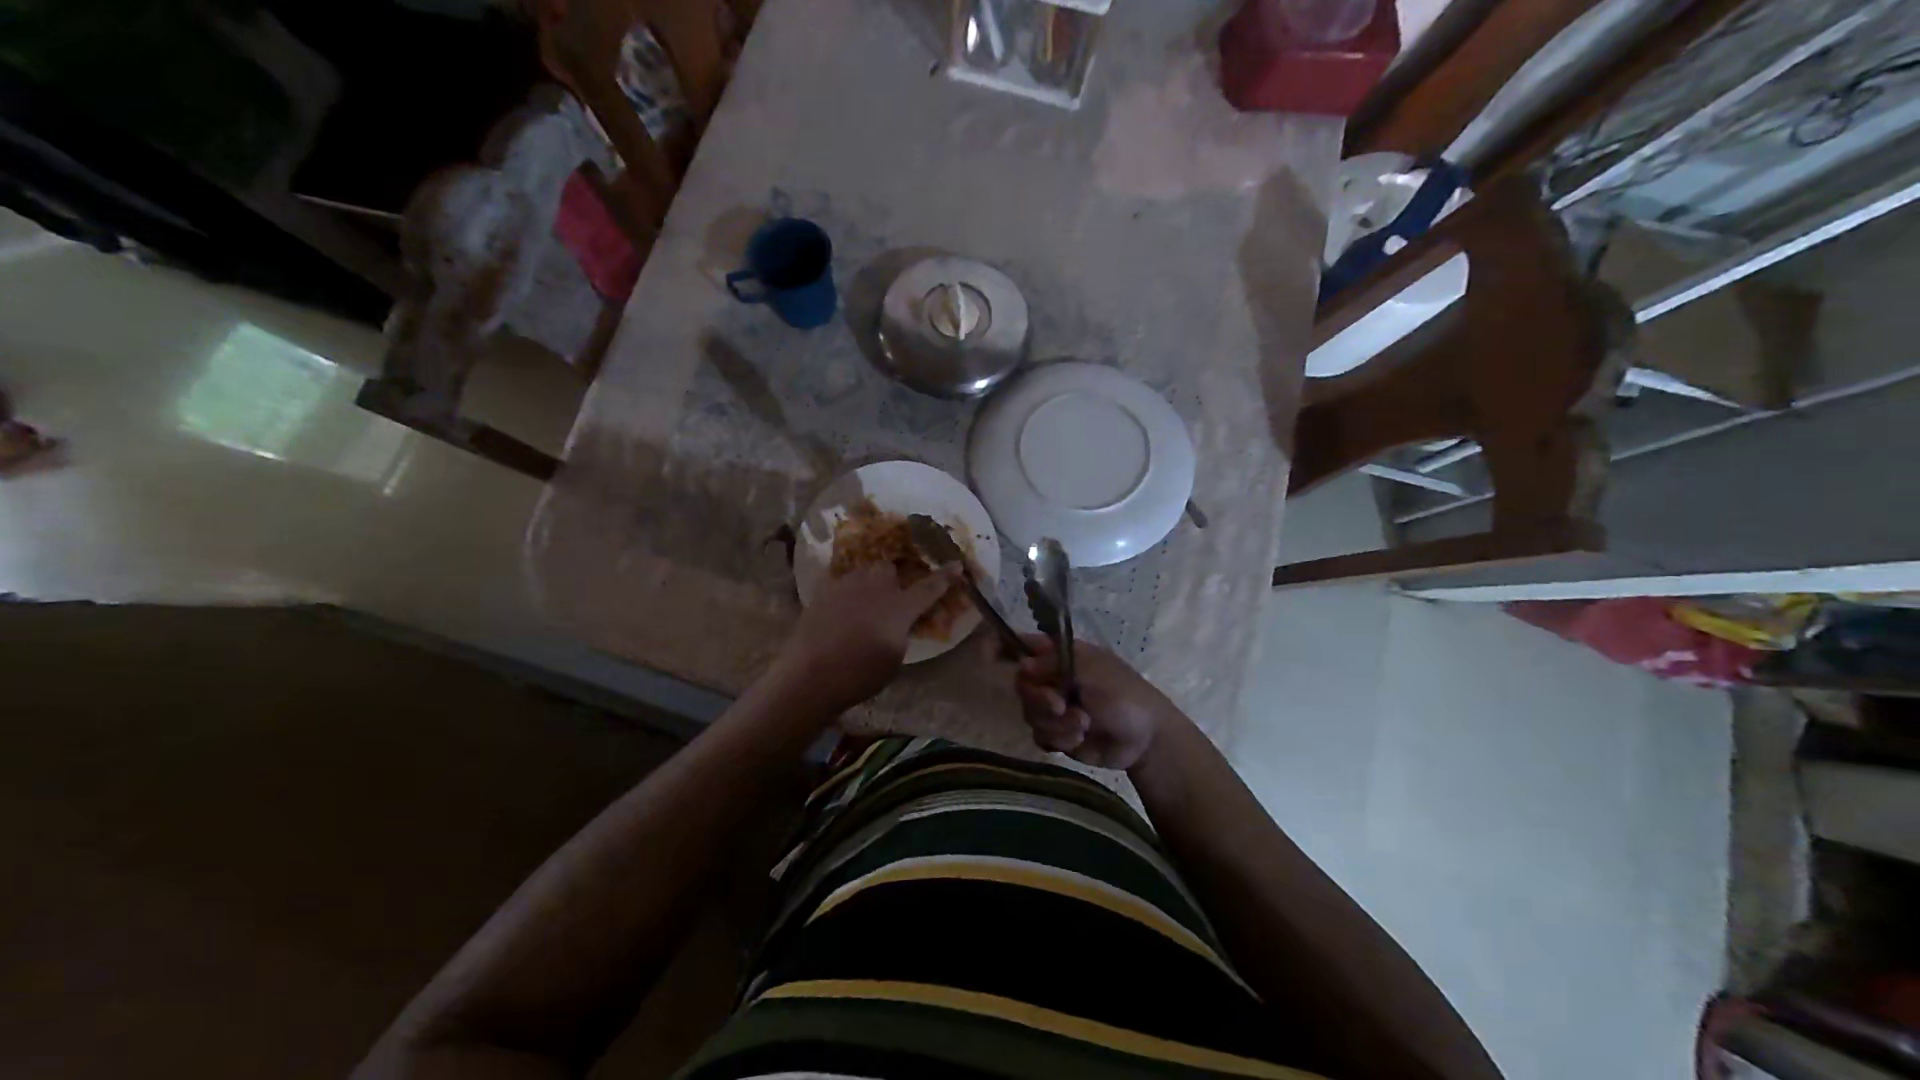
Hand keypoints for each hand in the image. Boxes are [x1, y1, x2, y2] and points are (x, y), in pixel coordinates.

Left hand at [775, 562, 962, 711]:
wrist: (811, 675)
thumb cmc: (860, 675)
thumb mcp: (895, 658)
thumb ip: (902, 632)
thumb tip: (898, 621)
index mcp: (900, 607)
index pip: (929, 587)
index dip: (945, 576)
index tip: (956, 564)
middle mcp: (875, 588)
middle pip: (889, 569)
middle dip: (892, 579)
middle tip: (890, 598)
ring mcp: (846, 586)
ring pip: (862, 573)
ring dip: (868, 584)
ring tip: (862, 604)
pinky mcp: (822, 593)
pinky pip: (839, 584)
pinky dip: (844, 594)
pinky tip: (839, 611)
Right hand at [1006, 636, 1181, 770]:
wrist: (1147, 740)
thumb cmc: (1125, 695)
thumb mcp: (1093, 673)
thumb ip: (1055, 666)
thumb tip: (1021, 664)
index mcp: (1062, 656)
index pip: (1024, 645)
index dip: (1002, 646)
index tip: (986, 654)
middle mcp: (1053, 679)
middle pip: (1022, 685)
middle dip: (1039, 699)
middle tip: (1061, 705)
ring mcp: (1054, 708)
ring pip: (1030, 714)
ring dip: (1055, 722)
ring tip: (1083, 724)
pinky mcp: (1058, 734)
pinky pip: (1040, 735)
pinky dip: (1058, 737)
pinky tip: (1080, 737)